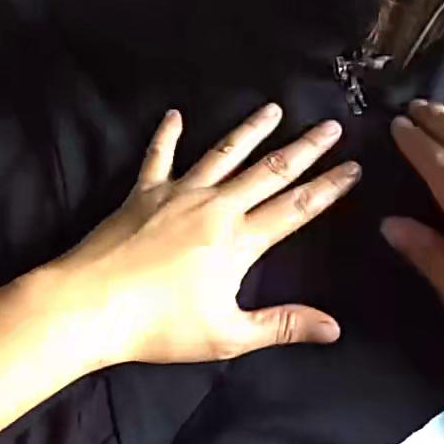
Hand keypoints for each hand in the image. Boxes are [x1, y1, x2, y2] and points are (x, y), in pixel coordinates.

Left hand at [41, 103, 361, 366]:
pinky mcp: (143, 193)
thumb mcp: (227, 335)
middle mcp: (215, 207)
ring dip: (251, 131)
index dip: (328, 188)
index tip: (352, 166)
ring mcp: (177, 194)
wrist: (91, 305)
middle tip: (329, 125)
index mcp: (239, 240)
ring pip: (223, 154)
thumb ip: (282, 325)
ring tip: (274, 108)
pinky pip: (159, 157)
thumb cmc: (160, 325)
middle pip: (268, 172)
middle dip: (304, 149)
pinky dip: (167, 135)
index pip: (296, 209)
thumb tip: (334, 328)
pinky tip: (175, 115)